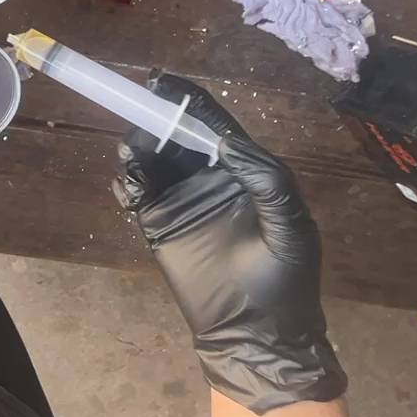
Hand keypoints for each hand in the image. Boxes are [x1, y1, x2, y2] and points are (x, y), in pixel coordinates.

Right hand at [112, 71, 346, 412]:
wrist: (256, 335)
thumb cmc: (284, 282)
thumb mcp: (291, 228)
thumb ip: (267, 180)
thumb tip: (224, 141)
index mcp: (241, 169)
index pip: (210, 123)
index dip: (186, 98)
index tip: (159, 81)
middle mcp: (205, 175)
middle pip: (171, 132)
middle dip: (153, 118)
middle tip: (142, 119)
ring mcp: (177, 197)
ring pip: (147, 156)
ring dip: (136, 148)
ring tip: (137, 160)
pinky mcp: (154, 220)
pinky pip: (132, 189)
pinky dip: (126, 181)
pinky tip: (133, 190)